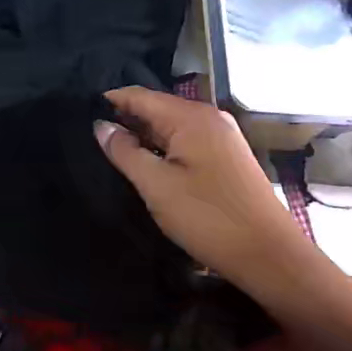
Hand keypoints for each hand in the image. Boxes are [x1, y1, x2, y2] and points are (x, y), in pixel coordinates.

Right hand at [94, 86, 319, 297]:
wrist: (270, 255)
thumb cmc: (208, 217)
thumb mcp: (157, 185)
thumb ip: (125, 152)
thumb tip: (101, 126)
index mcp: (191, 117)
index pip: (140, 95)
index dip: (110, 101)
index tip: (81, 113)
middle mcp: (209, 117)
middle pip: (157, 108)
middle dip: (126, 119)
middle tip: (91, 135)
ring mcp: (222, 137)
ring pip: (172, 126)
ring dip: (144, 136)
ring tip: (113, 150)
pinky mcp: (228, 157)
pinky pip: (187, 141)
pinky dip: (165, 147)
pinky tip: (148, 164)